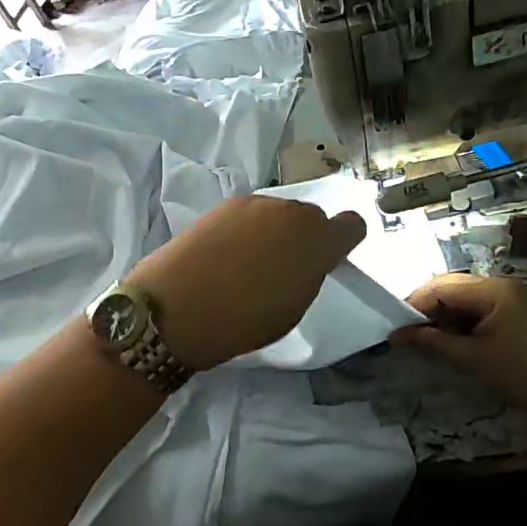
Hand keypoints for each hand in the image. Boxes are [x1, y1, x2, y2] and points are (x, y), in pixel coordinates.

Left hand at [126, 196, 364, 370]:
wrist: (173, 308)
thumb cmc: (242, 321)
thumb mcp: (293, 308)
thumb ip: (311, 274)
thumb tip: (309, 259)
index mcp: (318, 242)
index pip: (352, 225)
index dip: (344, 242)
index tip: (328, 262)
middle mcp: (293, 213)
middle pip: (314, 217)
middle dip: (307, 237)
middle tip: (286, 269)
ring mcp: (257, 204)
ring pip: (282, 213)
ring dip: (278, 231)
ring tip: (250, 263)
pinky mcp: (227, 204)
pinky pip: (253, 214)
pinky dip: (250, 229)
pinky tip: (227, 255)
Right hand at [394, 273, 526, 436]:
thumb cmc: (519, 374)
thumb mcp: (471, 359)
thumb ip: (433, 342)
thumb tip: (398, 334)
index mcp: (492, 289)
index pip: (442, 286)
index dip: (415, 304)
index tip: (394, 326)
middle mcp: (501, 284)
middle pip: (452, 286)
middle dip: (428, 308)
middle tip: (407, 333)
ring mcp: (510, 296)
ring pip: (464, 297)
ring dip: (444, 315)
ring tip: (426, 339)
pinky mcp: (514, 311)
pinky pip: (479, 307)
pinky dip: (461, 320)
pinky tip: (451, 339)